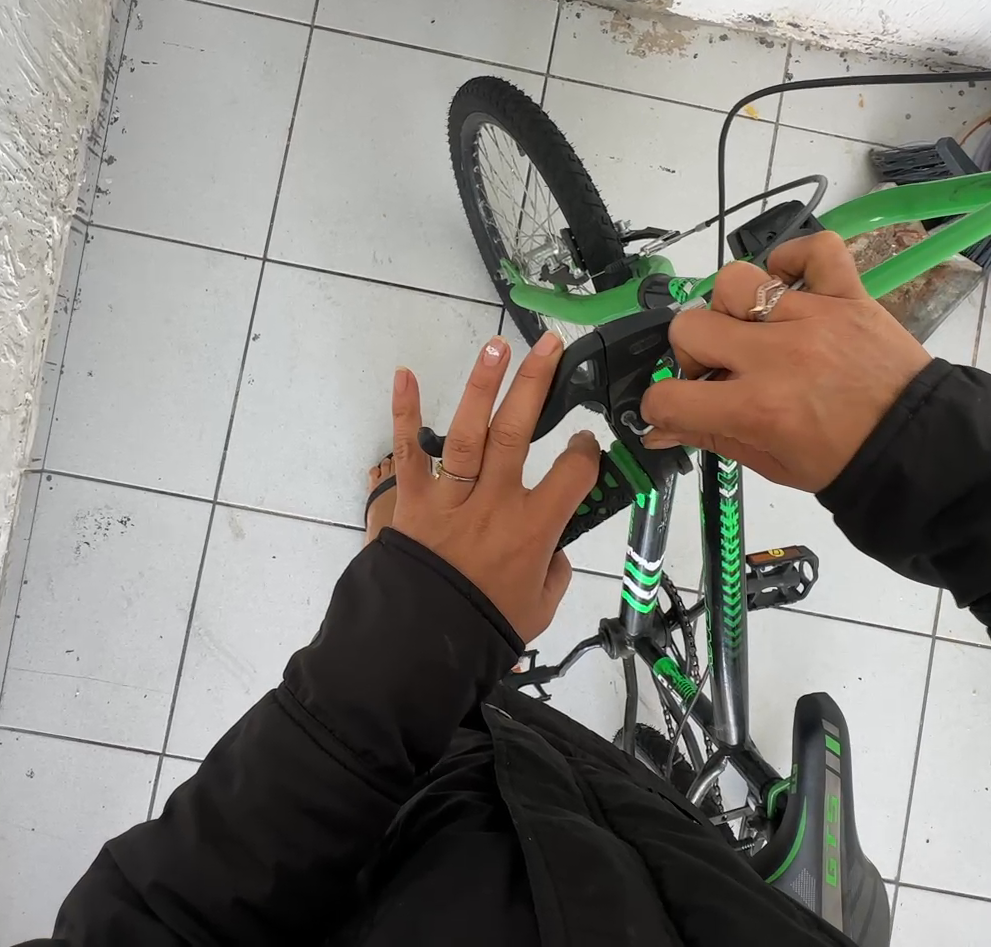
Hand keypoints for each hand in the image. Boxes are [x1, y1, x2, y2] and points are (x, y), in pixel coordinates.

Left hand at [389, 332, 599, 641]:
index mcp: (534, 528)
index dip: (586, 452)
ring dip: (483, 386)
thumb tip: (555, 547)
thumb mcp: (540, 608)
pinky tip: (404, 374)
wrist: (421, 646)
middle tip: (550, 346)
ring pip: (469, 433)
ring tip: (497, 344)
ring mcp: (452, 497)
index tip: (585, 443)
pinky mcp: (414, 500)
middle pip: (518, 432)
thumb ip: (555, 571)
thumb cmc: (486, 627)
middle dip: (536, 384)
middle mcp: (495, 501)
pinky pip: (409, 451)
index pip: (573, 473)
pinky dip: (405, 412)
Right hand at [639, 231, 929, 491]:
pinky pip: (814, 249)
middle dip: (690, 354)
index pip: (668, 397)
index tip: (675, 409)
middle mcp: (776, 357)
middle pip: (688, 328)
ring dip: (730, 309)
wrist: (922, 447)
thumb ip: (707, 436)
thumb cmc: (840, 461)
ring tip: (752, 330)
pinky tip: (788, 287)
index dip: (660, 407)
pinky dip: (793, 259)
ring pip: (734, 282)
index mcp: (755, 409)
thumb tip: (657, 428)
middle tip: (719, 371)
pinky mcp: (848, 296)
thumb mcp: (766, 463)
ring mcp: (813, 318)